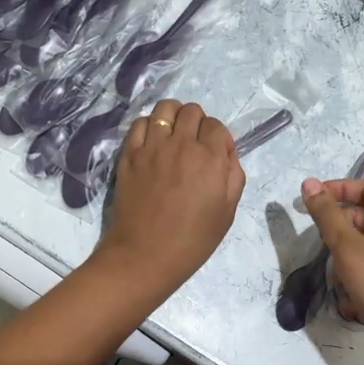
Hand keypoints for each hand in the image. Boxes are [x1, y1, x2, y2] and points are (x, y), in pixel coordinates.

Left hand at [97, 100, 245, 294]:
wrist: (144, 256)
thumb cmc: (191, 241)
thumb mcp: (227, 212)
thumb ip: (233, 176)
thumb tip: (226, 154)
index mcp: (210, 159)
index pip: (217, 125)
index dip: (218, 138)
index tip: (215, 155)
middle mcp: (182, 145)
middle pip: (192, 111)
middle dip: (197, 123)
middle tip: (194, 144)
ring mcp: (152, 147)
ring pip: (165, 108)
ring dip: (173, 116)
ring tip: (173, 135)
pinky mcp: (129, 154)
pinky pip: (139, 123)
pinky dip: (149, 126)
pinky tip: (151, 143)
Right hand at [301, 178, 363, 364]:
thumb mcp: (348, 246)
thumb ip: (326, 214)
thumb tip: (309, 183)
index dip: (339, 188)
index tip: (312, 199)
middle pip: (361, 220)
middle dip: (338, 236)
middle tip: (325, 250)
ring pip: (360, 251)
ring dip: (344, 266)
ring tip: (344, 285)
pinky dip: (356, 285)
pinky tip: (355, 305)